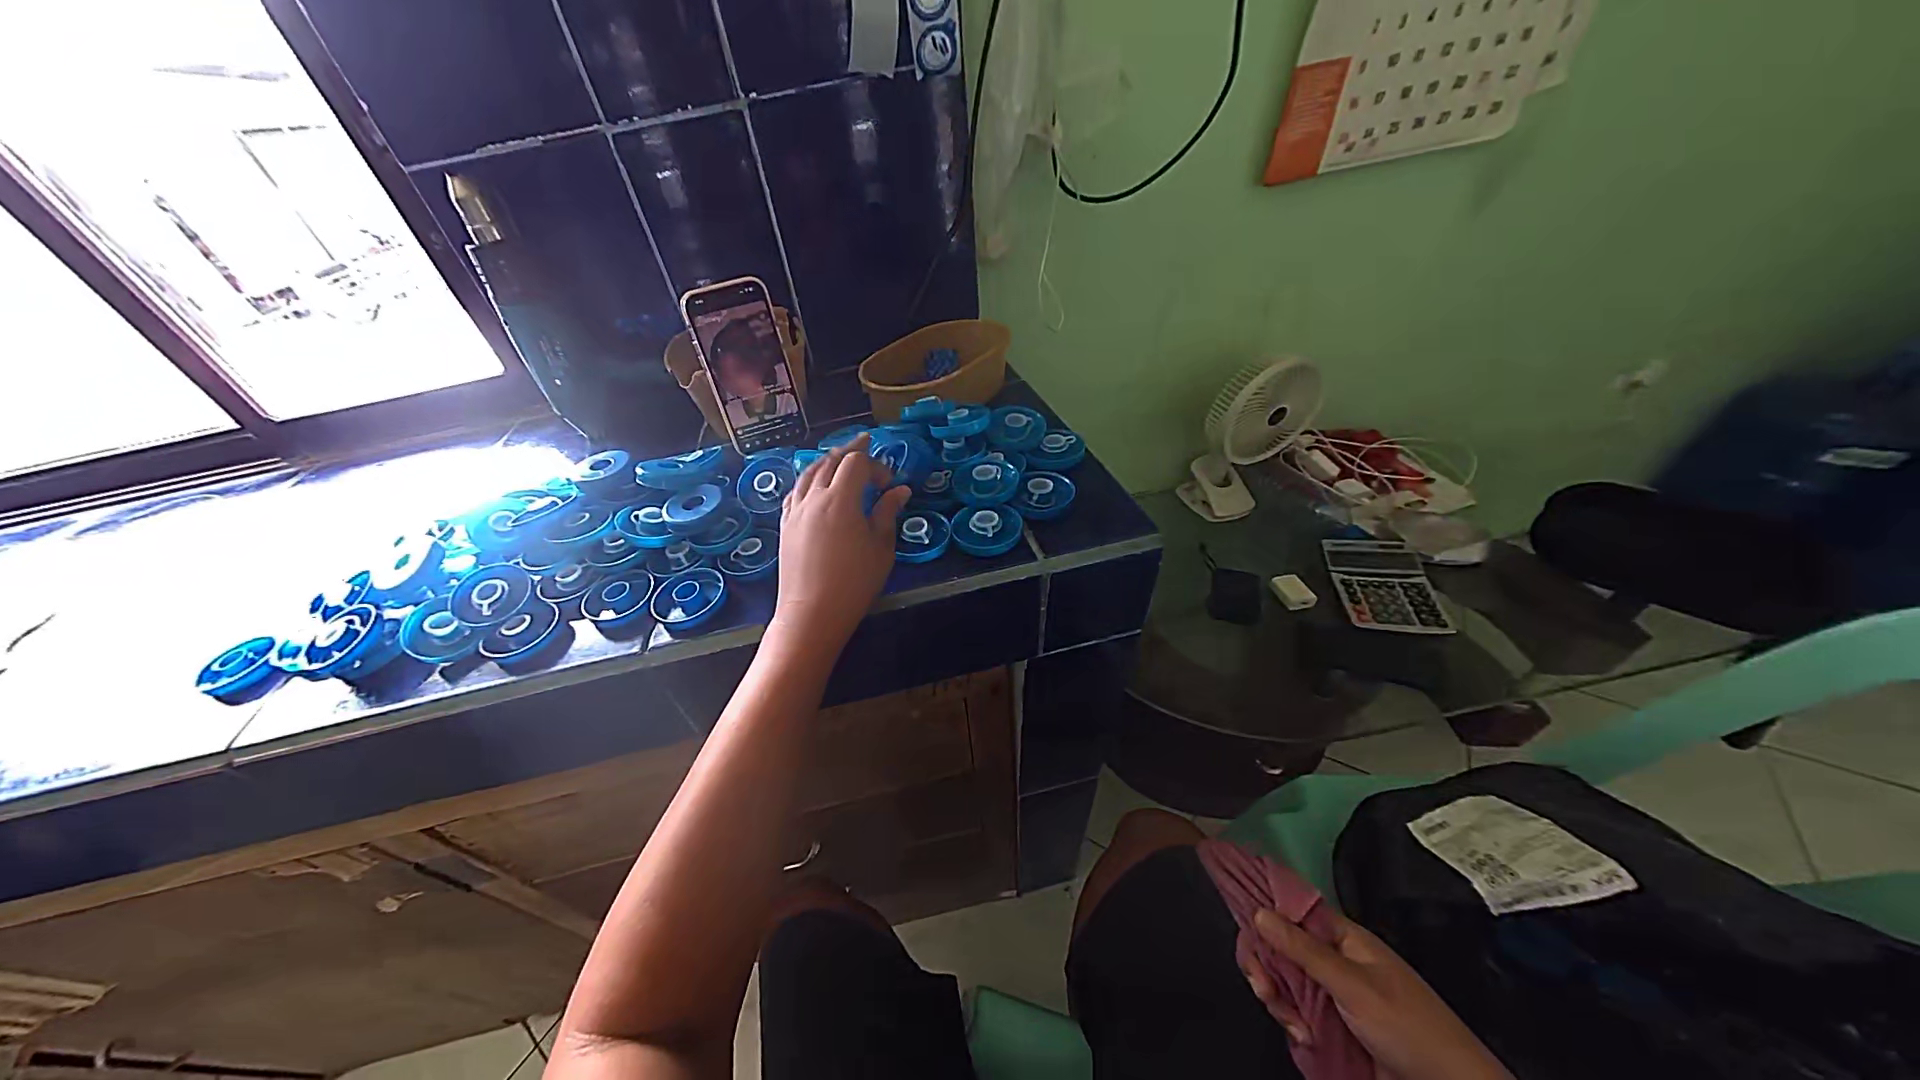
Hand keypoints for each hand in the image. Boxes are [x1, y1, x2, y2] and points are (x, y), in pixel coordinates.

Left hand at [771, 435, 910, 647]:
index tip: (889, 484)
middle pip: (830, 461)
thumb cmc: (854, 582)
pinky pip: (795, 492)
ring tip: (839, 457)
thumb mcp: (881, 548)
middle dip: (850, 450)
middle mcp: (814, 498)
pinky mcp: (785, 525)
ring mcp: (795, 511)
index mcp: (841, 499)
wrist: (812, 613)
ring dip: (826, 461)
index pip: (857, 463)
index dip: (875, 465)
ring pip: (809, 473)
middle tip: (865, 442)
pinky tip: (812, 485)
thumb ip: (888, 513)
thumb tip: (899, 491)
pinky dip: (808, 480)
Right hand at [1243, 908, 1512, 1079]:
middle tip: (1265, 990)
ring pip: (1283, 979)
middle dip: (1265, 968)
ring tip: (1295, 1026)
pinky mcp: (1330, 1019)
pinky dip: (1291, 1021)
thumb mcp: (1354, 986)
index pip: (1288, 910)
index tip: (1247, 936)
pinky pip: (1295, 1008)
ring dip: (1279, 1000)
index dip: (1263, 918)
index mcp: (1342, 936)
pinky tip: (1303, 1036)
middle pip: (1279, 946)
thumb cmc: (1414, 1031)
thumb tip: (1260, 912)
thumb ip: (1304, 949)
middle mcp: (1333, 957)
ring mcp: (1331, 989)